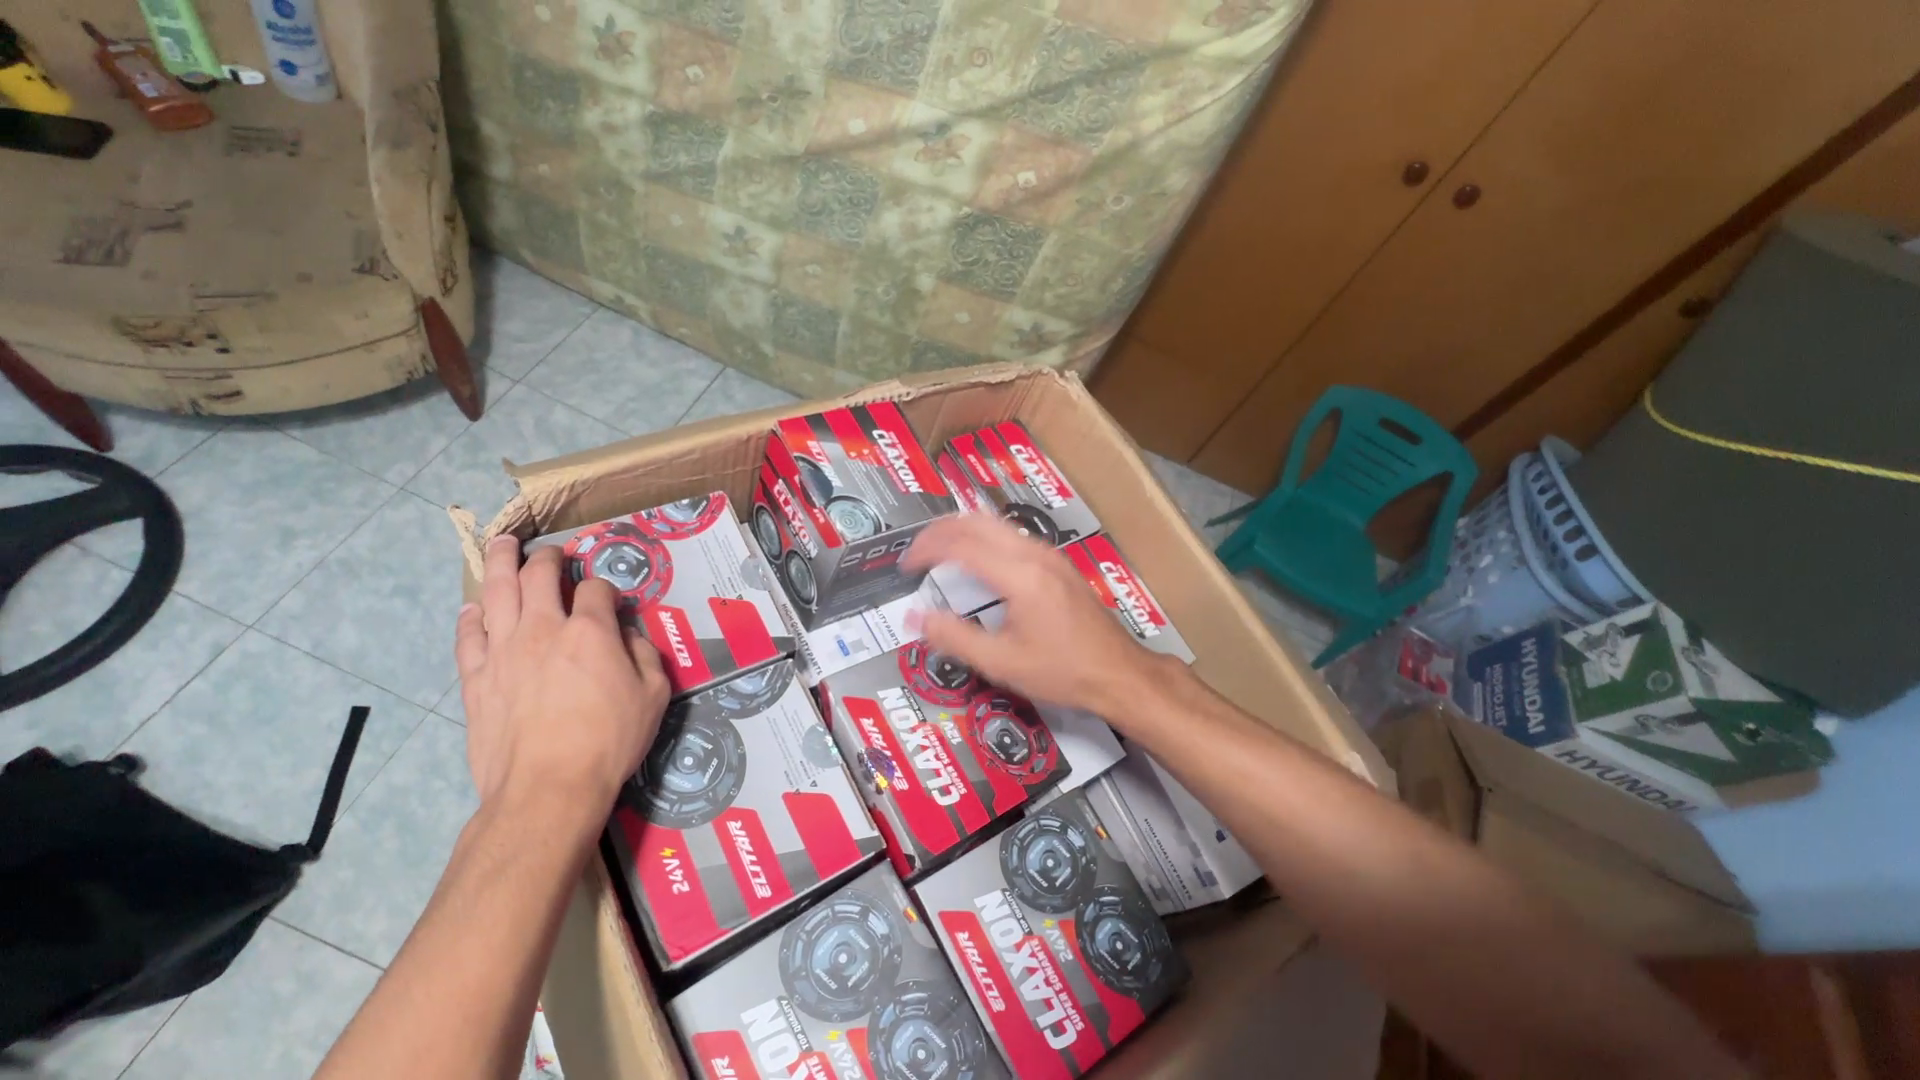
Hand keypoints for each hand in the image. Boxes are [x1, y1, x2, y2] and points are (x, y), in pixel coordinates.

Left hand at [455, 536, 671, 816]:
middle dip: (547, 557)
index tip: (610, 599)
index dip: (605, 588)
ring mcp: (503, 650)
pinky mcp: (475, 677)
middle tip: (551, 552)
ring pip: (496, 591)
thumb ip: (644, 656)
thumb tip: (627, 635)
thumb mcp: (653, 697)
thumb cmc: (609, 742)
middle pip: (538, 574)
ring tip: (502, 544)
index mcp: (590, 631)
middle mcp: (543, 628)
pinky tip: (473, 608)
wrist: (548, 788)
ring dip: (499, 562)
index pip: (596, 589)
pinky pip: (468, 635)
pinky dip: (471, 615)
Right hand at [903, 515, 1173, 720]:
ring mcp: (1050, 556)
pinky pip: (1013, 535)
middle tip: (916, 553)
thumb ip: (955, 638)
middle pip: (977, 521)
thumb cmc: (1062, 672)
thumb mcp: (1001, 663)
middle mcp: (1035, 554)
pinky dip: (984, 538)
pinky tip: (976, 561)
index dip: (926, 549)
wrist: (1119, 674)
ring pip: (996, 524)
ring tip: (938, 552)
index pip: (960, 544)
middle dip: (940, 531)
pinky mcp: (1059, 564)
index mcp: (1019, 576)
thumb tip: (916, 618)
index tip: (906, 567)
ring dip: (963, 531)